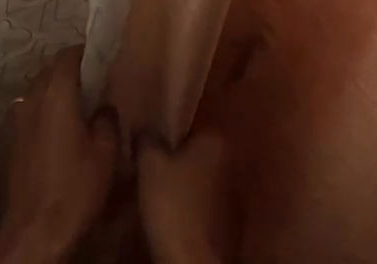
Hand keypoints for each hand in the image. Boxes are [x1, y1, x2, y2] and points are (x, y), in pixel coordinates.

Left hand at [0, 47, 117, 263]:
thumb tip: (105, 107)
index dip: (84, 53)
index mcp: (55, 94)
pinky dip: (45, 110)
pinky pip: (31, 111)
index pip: (67, 56)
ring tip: (79, 107)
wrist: (35, 229)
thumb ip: (107, 120)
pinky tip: (61, 130)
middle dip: (70, 71)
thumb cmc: (75, 187)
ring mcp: (17, 118)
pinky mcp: (12, 138)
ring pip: (38, 90)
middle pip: (50, 70)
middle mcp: (31, 98)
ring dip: (56, 91)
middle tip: (94, 83)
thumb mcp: (105, 153)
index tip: (101, 59)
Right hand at [138, 127, 234, 263]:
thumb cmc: (172, 201)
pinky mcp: (228, 220)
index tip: (147, 140)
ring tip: (155, 185)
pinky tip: (169, 207)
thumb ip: (146, 136)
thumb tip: (144, 127)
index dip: (165, 131)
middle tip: (147, 161)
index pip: (187, 125)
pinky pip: (202, 200)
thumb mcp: (149, 161)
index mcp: (216, 139)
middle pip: (194, 150)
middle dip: (174, 155)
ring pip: (198, 176)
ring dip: (181, 179)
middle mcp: (230, 161)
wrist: (191, 260)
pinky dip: (188, 200)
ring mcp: (232, 193)